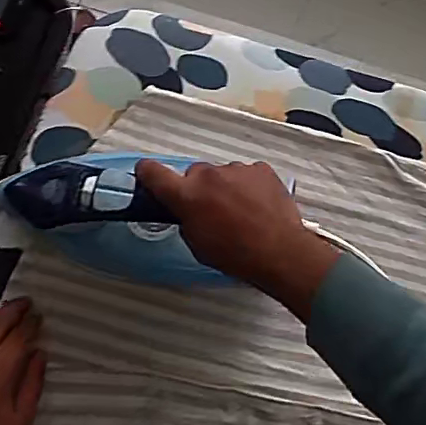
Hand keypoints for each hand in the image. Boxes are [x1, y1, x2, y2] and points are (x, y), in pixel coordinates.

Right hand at [135, 160, 340, 319]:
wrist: (279, 251)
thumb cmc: (236, 255)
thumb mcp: (197, 244)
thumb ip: (186, 219)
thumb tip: (188, 211)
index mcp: (187, 195)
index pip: (154, 173)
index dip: (147, 173)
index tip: (146, 172)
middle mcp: (208, 175)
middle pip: (195, 174)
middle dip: (199, 189)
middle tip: (211, 211)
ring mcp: (236, 169)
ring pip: (223, 174)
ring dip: (226, 188)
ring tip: (241, 213)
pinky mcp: (260, 169)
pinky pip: (247, 174)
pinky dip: (249, 186)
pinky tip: (257, 206)